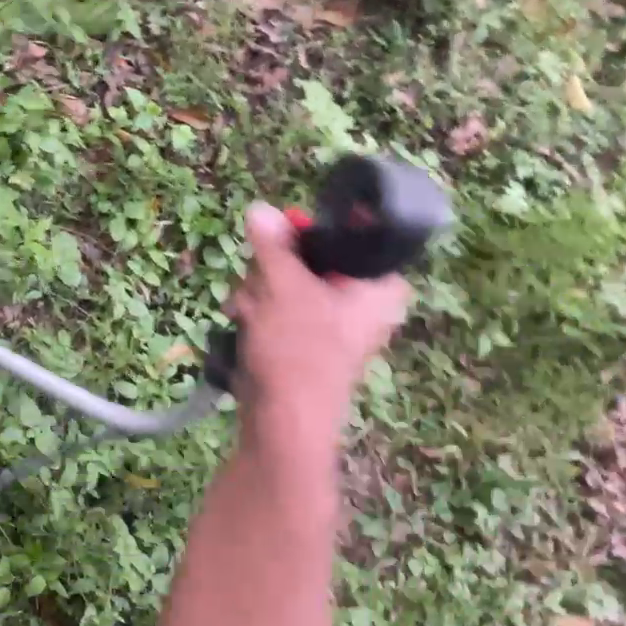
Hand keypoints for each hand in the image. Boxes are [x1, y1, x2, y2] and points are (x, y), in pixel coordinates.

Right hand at [231, 202, 410, 444]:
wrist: (283, 416)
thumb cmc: (299, 351)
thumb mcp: (283, 289)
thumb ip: (273, 247)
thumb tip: (261, 209)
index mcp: (381, 288)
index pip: (349, 240)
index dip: (310, 237)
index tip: (281, 241)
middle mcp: (363, 303)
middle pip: (308, 262)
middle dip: (270, 273)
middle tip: (260, 289)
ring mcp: (332, 323)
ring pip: (284, 285)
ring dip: (256, 293)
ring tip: (248, 313)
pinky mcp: (304, 340)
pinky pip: (277, 309)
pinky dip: (256, 312)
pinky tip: (245, 323)